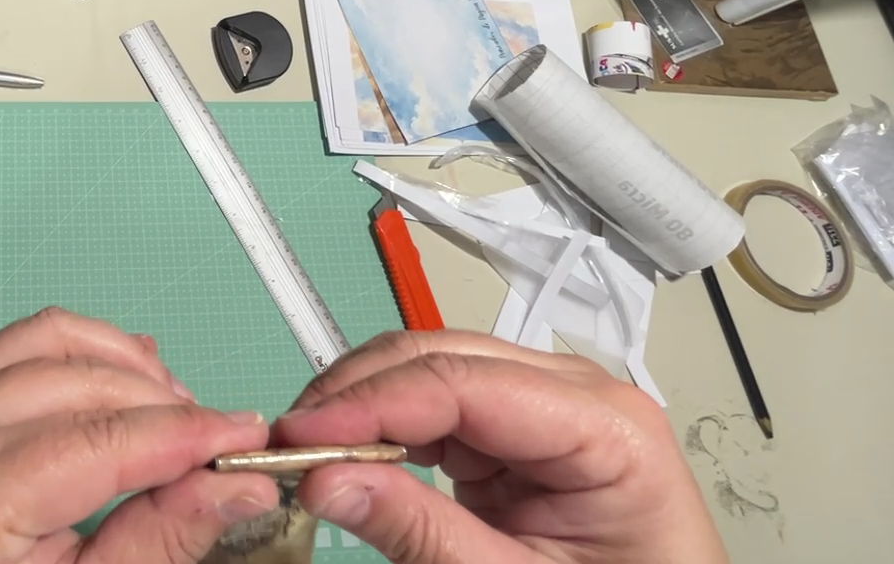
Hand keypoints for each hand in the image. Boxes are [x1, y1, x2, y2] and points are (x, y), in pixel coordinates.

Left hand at [0, 308, 278, 563]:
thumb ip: (160, 538)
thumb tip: (236, 483)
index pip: (98, 440)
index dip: (183, 434)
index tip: (244, 435)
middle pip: (80, 382)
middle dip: (162, 402)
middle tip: (219, 435)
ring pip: (53, 339)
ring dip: (123, 363)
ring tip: (175, 406)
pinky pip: (23, 342)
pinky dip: (83, 349)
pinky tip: (125, 374)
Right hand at [274, 331, 725, 563]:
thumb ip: (422, 534)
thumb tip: (321, 479)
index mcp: (603, 424)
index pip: (458, 383)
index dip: (368, 402)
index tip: (299, 434)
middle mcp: (569, 389)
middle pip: (433, 359)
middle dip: (353, 395)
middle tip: (291, 440)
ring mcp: (537, 399)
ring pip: (420, 369)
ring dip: (359, 403)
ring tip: (311, 444)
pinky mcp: (509, 423)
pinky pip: (428, 402)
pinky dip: (381, 423)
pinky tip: (351, 449)